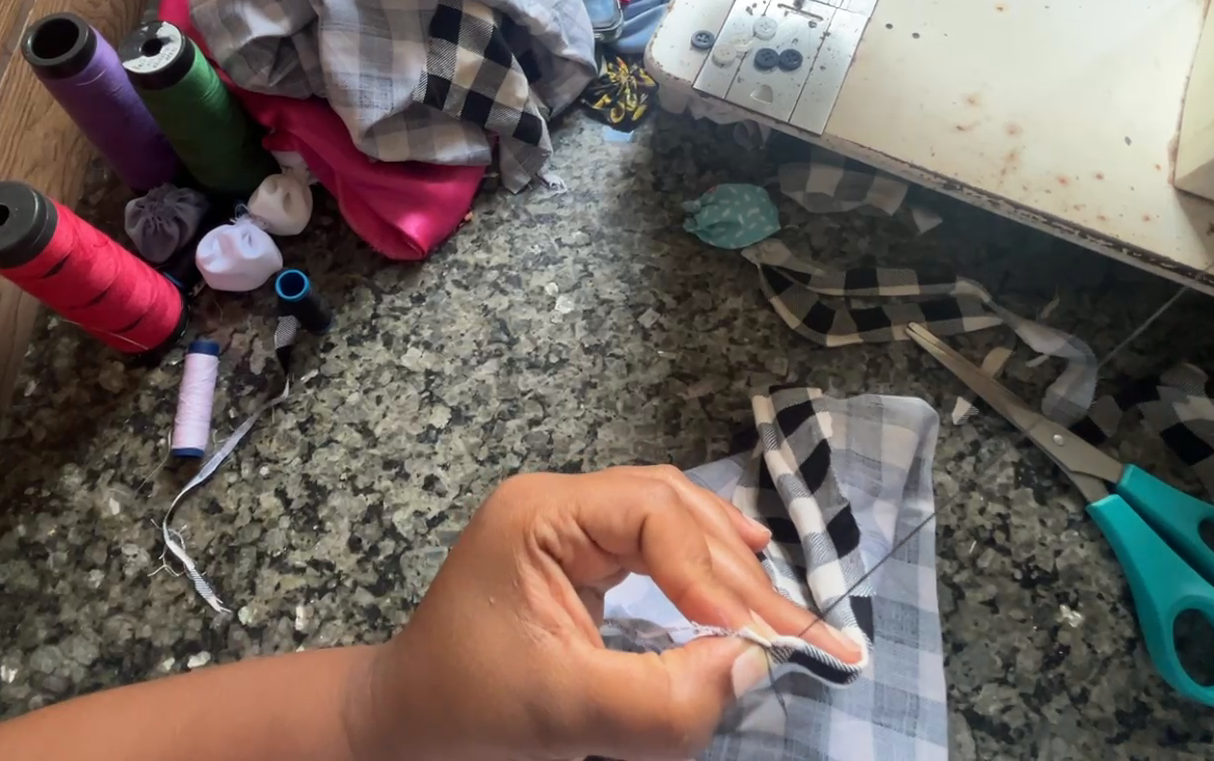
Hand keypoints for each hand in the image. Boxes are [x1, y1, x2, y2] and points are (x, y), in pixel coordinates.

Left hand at [345, 467, 859, 760]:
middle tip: (804, 632)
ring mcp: (563, 516)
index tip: (761, 640)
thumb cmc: (469, 709)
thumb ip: (658, 700)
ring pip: (664, 511)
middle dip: (734, 570)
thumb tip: (749, 664)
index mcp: (538, 514)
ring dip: (724, 556)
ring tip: (781, 602)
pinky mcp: (573, 544)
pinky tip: (735, 562)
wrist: (409, 711)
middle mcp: (554, 499)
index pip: (648, 515)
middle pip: (664, 506)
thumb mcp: (563, 713)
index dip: (711, 573)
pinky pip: (649, 532)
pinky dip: (697, 553)